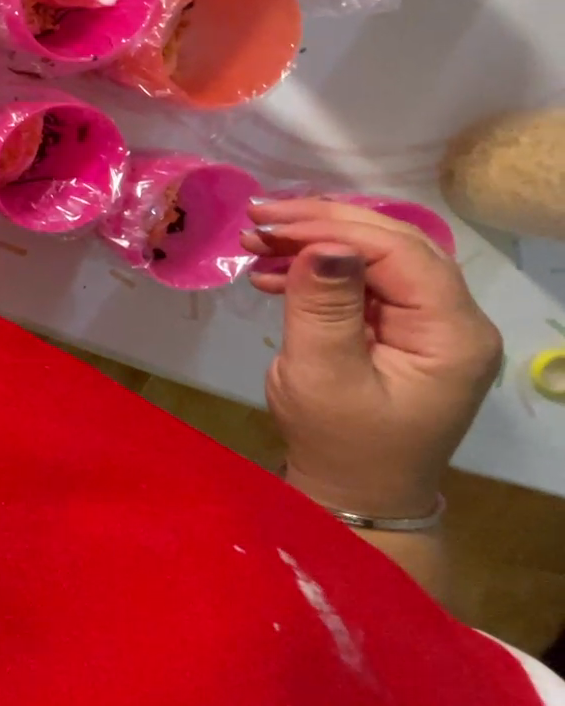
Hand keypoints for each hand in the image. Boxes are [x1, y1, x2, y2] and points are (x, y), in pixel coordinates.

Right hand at [242, 199, 501, 518]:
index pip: (401, 254)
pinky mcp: (398, 331)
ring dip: (315, 243)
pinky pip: (363, 284)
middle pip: (397, 246)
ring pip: (378, 259)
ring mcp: (427, 325)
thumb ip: (323, 306)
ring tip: (253, 242)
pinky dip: (316, 270)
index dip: (334, 229)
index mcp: (450, 333)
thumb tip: (322, 245)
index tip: (267, 225)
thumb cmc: (338, 437)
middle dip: (324, 224)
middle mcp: (452, 321)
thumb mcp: (321, 373)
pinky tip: (271, 273)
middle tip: (257, 217)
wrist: (354, 488)